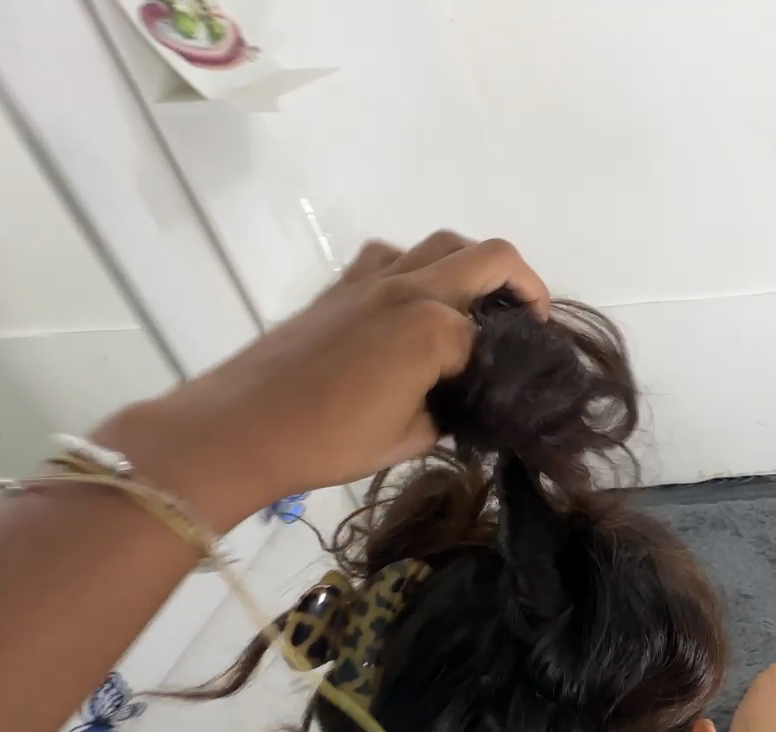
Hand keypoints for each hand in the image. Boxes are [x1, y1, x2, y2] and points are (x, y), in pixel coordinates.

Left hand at [92, 232, 549, 528]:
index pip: (497, 340)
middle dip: (525, 285)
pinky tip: (418, 302)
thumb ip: (454, 409)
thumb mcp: (415, 438)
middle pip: (490, 259)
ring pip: (445, 244)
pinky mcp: (344, 284)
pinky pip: (395, 255)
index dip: (514, 366)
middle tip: (533, 321)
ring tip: (482, 306)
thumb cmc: (332, 442)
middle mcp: (412, 291)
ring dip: (476, 266)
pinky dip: (421, 267)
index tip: (519, 389)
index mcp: (434, 332)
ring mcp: (375, 281)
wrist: (242, 427)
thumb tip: (470, 401)